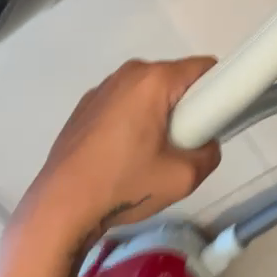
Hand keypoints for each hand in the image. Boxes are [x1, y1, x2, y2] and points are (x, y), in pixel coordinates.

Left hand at [0, 57, 221, 276]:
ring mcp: (103, 87)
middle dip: (184, 106)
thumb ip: (210, 153)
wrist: (60, 208)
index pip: (203, 67)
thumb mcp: (183, 178)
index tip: (213, 118)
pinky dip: (129, 119)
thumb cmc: (123, 185)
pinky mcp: (85, 104)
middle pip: (174, 79)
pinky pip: (122, 102)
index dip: (216, 89)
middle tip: (180, 144)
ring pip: (147, 91)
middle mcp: (129, 73)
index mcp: (154, 80)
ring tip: (147, 154)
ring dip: (155, 112)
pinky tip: (119, 154)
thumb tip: (206, 143)